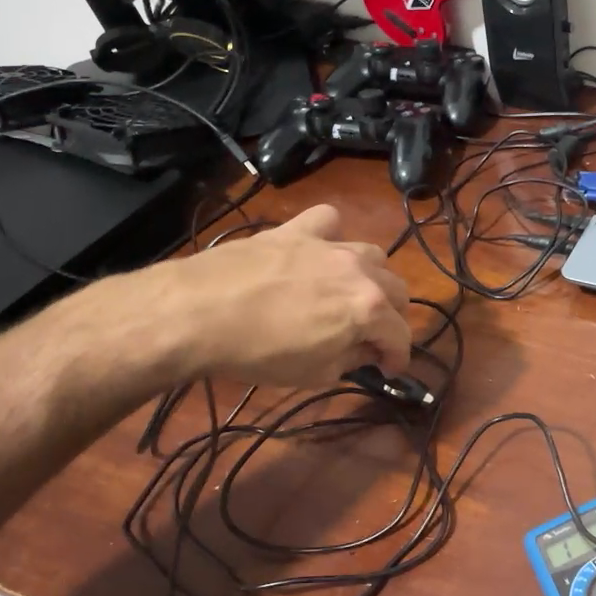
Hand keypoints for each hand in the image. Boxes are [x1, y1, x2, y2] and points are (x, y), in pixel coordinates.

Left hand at [115, 204, 411, 386]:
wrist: (194, 314)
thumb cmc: (257, 353)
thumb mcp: (316, 374)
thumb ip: (352, 359)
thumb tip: (366, 350)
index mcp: (369, 310)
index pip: (401, 336)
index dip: (398, 358)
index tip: (387, 370)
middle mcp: (360, 271)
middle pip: (398, 292)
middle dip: (391, 318)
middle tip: (370, 336)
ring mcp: (329, 245)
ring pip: (373, 256)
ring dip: (372, 278)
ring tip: (351, 293)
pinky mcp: (296, 230)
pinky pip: (329, 221)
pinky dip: (333, 235)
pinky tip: (322, 251)